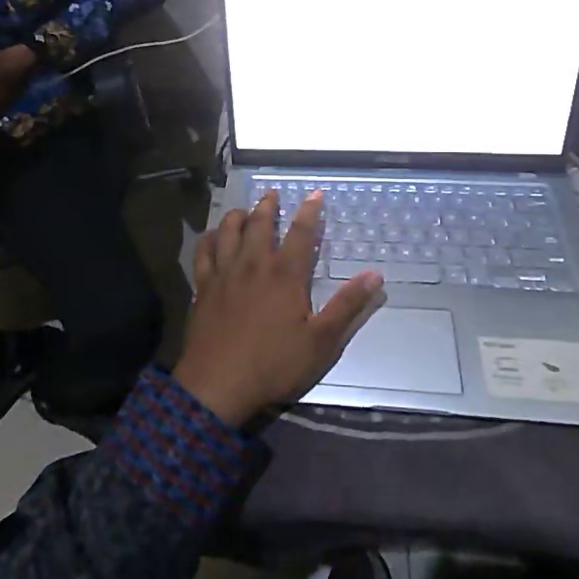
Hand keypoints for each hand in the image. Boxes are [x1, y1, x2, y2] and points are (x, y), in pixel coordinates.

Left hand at [174, 192, 384, 425]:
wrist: (218, 384)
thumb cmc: (274, 364)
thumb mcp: (322, 341)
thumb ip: (348, 305)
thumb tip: (376, 275)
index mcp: (285, 275)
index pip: (301, 233)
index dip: (310, 211)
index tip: (315, 194)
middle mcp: (253, 265)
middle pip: (260, 224)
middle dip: (269, 206)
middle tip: (273, 194)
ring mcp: (224, 275)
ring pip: (228, 232)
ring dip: (238, 216)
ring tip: (244, 210)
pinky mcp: (203, 288)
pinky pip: (204, 253)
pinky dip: (209, 239)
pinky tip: (212, 238)